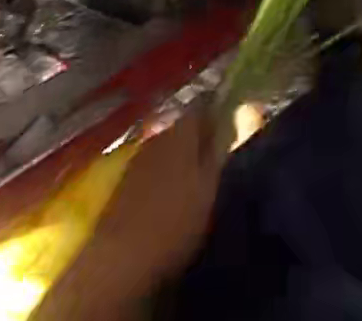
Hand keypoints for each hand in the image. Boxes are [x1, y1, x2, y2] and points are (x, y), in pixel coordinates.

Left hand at [33, 105, 224, 319]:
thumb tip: (239, 115)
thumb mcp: (209, 187)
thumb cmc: (174, 221)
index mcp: (179, 133)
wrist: (122, 255)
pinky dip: (166, 170)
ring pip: (167, 144)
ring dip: (182, 154)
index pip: (200, 107)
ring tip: (199, 175)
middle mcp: (157, 136)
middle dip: (200, 135)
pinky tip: (172, 190)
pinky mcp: (126, 180)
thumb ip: (221, 150)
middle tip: (220, 154)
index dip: (217, 112)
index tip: (232, 125)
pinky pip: (153, 163)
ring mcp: (138, 157)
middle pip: (182, 125)